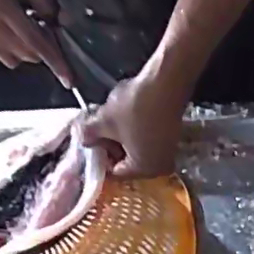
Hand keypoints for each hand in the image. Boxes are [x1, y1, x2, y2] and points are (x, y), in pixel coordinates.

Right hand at [0, 0, 71, 82]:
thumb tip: (58, 21)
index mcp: (0, 4)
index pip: (35, 42)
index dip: (56, 61)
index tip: (69, 79)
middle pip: (29, 54)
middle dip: (44, 47)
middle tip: (48, 25)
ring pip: (18, 57)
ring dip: (31, 48)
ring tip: (30, 23)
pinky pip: (5, 54)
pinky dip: (17, 48)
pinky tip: (17, 28)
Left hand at [80, 63, 191, 177]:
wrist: (166, 81)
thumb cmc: (135, 108)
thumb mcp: (105, 121)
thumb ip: (88, 134)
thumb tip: (81, 139)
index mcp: (143, 171)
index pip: (114, 171)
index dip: (99, 156)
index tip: (91, 139)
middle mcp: (159, 168)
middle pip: (126, 161)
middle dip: (110, 145)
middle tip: (99, 127)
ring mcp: (168, 153)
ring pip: (136, 149)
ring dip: (121, 136)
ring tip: (111, 118)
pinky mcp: (172, 137)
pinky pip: (147, 141)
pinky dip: (135, 132)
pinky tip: (126, 115)